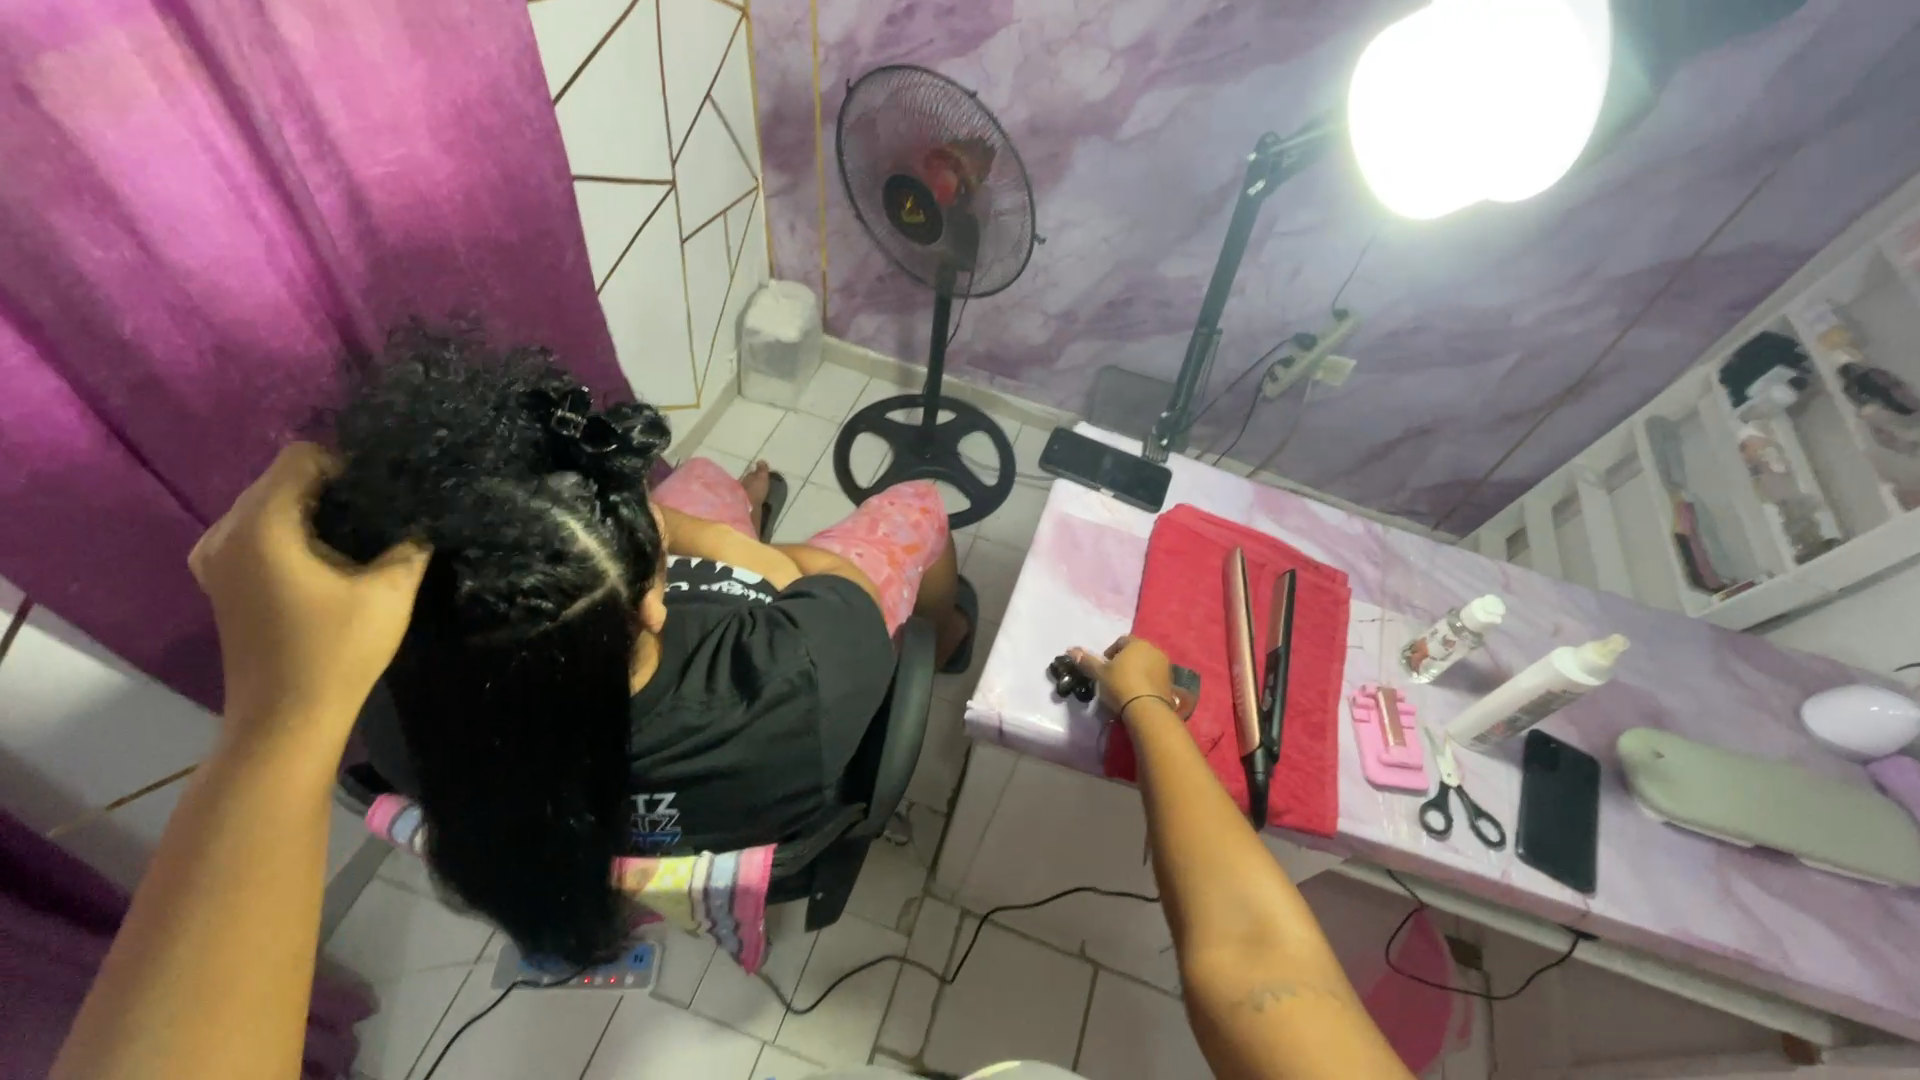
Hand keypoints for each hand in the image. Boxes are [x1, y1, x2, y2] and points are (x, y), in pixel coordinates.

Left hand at [190, 443, 429, 743]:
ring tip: (366, 532)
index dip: (348, 464)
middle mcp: (224, 532)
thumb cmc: (338, 650)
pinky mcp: (222, 578)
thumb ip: (409, 544)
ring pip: (271, 505)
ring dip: (316, 510)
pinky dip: (297, 531)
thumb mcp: (391, 592)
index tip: (387, 489)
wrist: (287, 716)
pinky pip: (261, 531)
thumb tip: (422, 517)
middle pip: (281, 480)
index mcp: (261, 528)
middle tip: (386, 508)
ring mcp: (215, 557)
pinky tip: (334, 556)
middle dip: (334, 486)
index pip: (300, 459)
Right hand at [1069, 636, 1175, 720]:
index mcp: (1137, 643)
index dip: (1110, 652)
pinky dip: (1146, 681)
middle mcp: (1154, 650)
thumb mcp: (1100, 673)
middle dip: (1125, 660)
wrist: (1147, 709)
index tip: (1104, 666)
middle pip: (1136, 651)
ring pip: (1146, 664)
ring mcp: (1165, 666)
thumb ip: (1087, 661)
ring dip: (1137, 671)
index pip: (1121, 641)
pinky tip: (1138, 693)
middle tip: (1113, 676)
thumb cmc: (1121, 685)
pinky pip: (1154, 677)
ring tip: (1126, 686)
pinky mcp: (1170, 682)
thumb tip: (1070, 650)